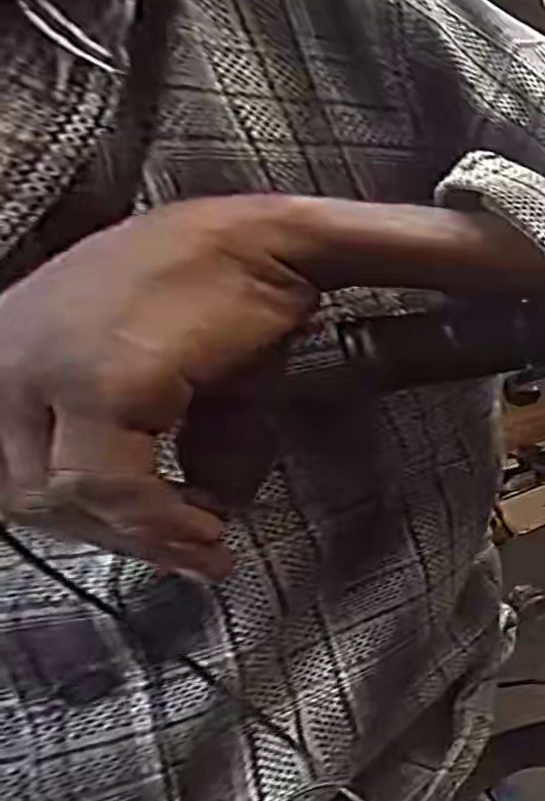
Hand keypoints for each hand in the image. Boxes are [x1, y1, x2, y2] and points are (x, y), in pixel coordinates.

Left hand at [0, 196, 319, 578]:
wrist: (263, 244)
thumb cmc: (232, 301)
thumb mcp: (207, 381)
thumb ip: (196, 441)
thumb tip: (216, 503)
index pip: (5, 470)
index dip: (79, 520)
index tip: (158, 545)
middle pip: (15, 494)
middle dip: (116, 537)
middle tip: (193, 555)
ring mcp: (31, 378)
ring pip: (51, 498)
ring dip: (140, 535)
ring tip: (209, 549)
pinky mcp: (96, 387)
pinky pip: (107, 480)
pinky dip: (157, 516)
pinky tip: (207, 528)